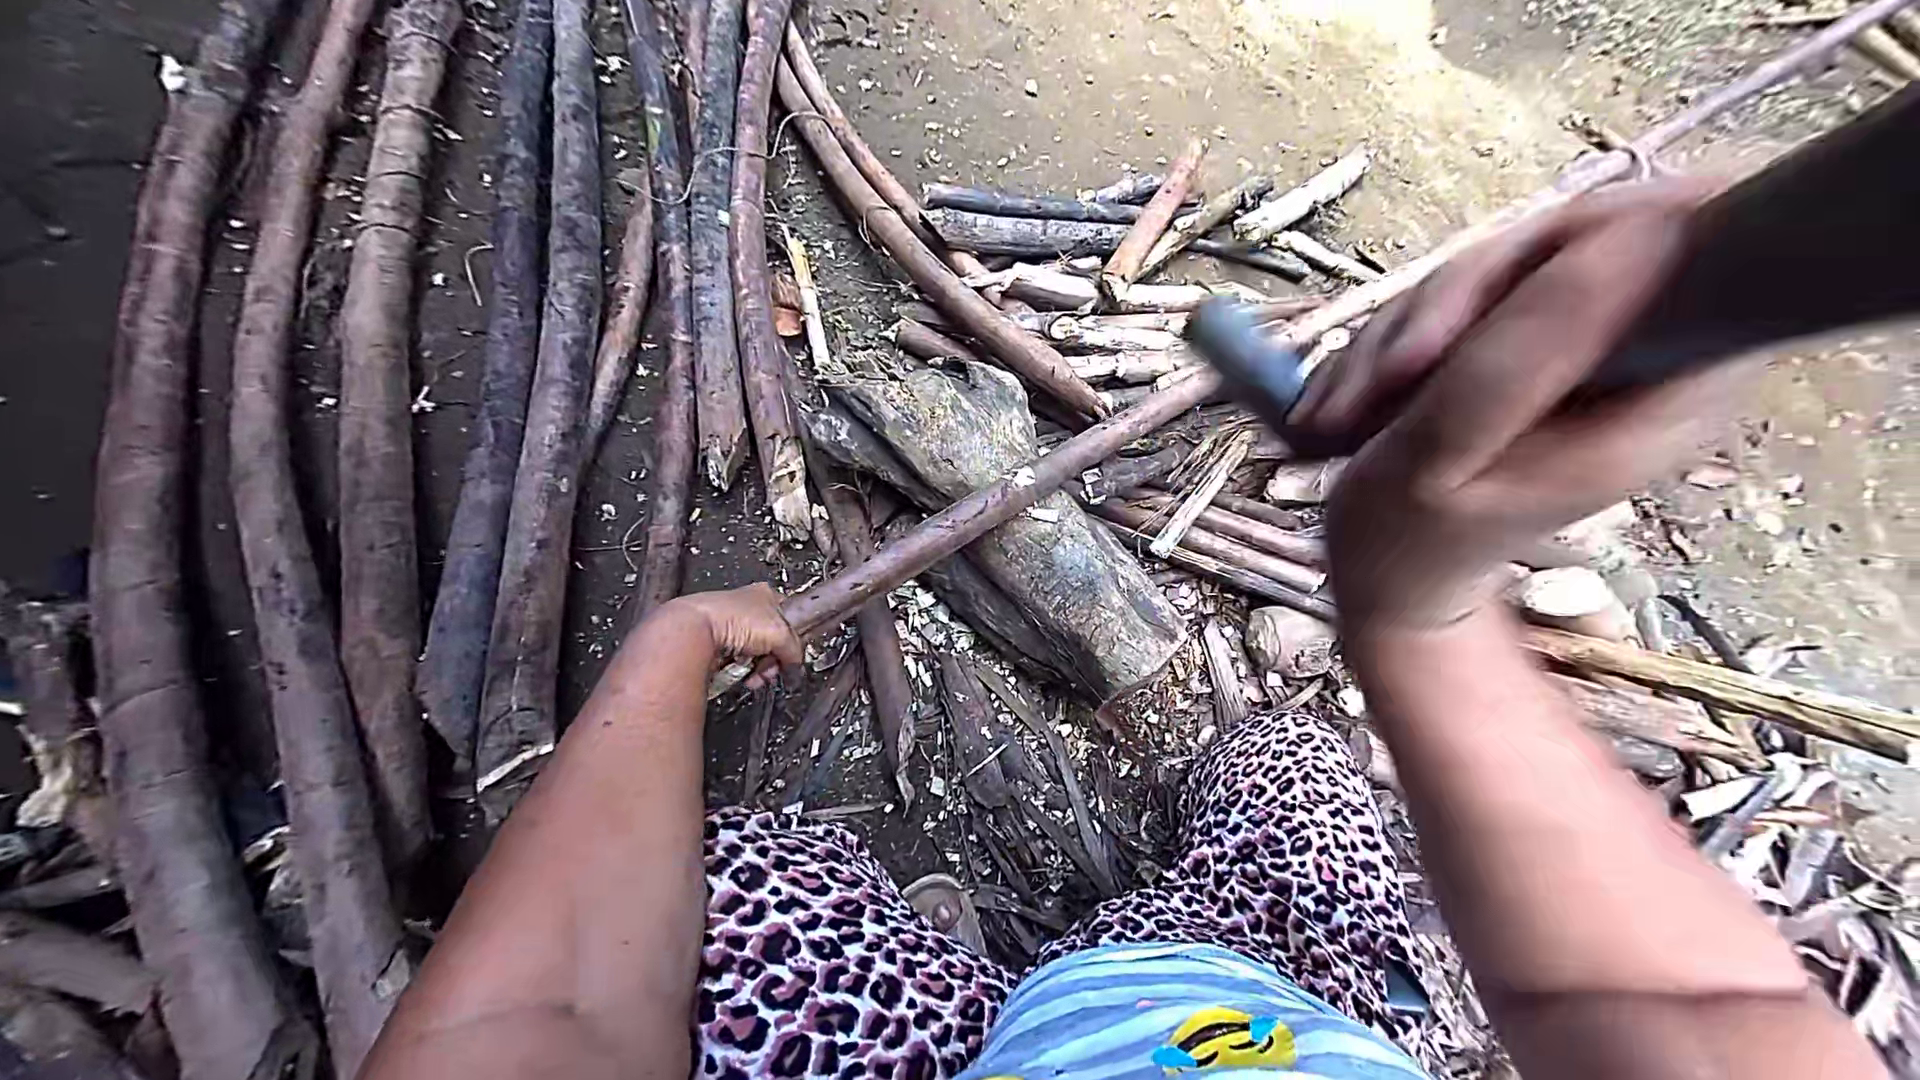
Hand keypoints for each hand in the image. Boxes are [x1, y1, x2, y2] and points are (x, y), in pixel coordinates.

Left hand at [661, 584, 802, 684]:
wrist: (695, 631)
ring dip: (756, 669)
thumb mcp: (781, 634)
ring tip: (752, 675)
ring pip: (752, 654)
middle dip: (772, 659)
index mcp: (764, 594)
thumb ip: (795, 649)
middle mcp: (745, 607)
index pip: (786, 618)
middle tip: (770, 668)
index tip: (789, 654)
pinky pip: (732, 663)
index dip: (790, 638)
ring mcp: (727, 625)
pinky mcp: (711, 644)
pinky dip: (737, 672)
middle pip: (769, 640)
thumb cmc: (733, 619)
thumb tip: (794, 664)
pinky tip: (736, 673)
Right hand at [1293, 180, 1749, 630]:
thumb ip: (1512, 363)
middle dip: (1445, 310)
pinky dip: (1379, 353)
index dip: (1592, 240)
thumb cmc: (1407, 537)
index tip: (1488, 292)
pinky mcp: (1503, 356)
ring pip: (1482, 278)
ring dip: (1391, 340)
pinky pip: (1441, 310)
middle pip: (1561, 249)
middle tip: (1385, 379)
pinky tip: (1345, 408)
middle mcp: (1625, 362)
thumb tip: (1629, 231)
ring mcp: (1558, 356)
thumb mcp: (1440, 462)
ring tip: (1344, 415)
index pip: (1695, 246)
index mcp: (1657, 394)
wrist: (1383, 571)